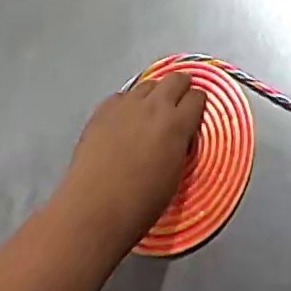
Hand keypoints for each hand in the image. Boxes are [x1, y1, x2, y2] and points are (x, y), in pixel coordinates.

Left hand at [53, 73, 206, 252]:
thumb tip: (179, 136)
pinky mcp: (103, 110)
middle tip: (177, 102)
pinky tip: (122, 121)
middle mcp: (155, 106)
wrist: (92, 211)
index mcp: (177, 124)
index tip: (194, 112)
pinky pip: (121, 96)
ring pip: (149, 84)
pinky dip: (126, 104)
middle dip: (180, 87)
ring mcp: (127, 105)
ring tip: (149, 112)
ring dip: (153, 94)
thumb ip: (180, 144)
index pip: (197, 96)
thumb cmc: (138, 204)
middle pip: (176, 79)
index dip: (197, 104)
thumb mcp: (175, 174)